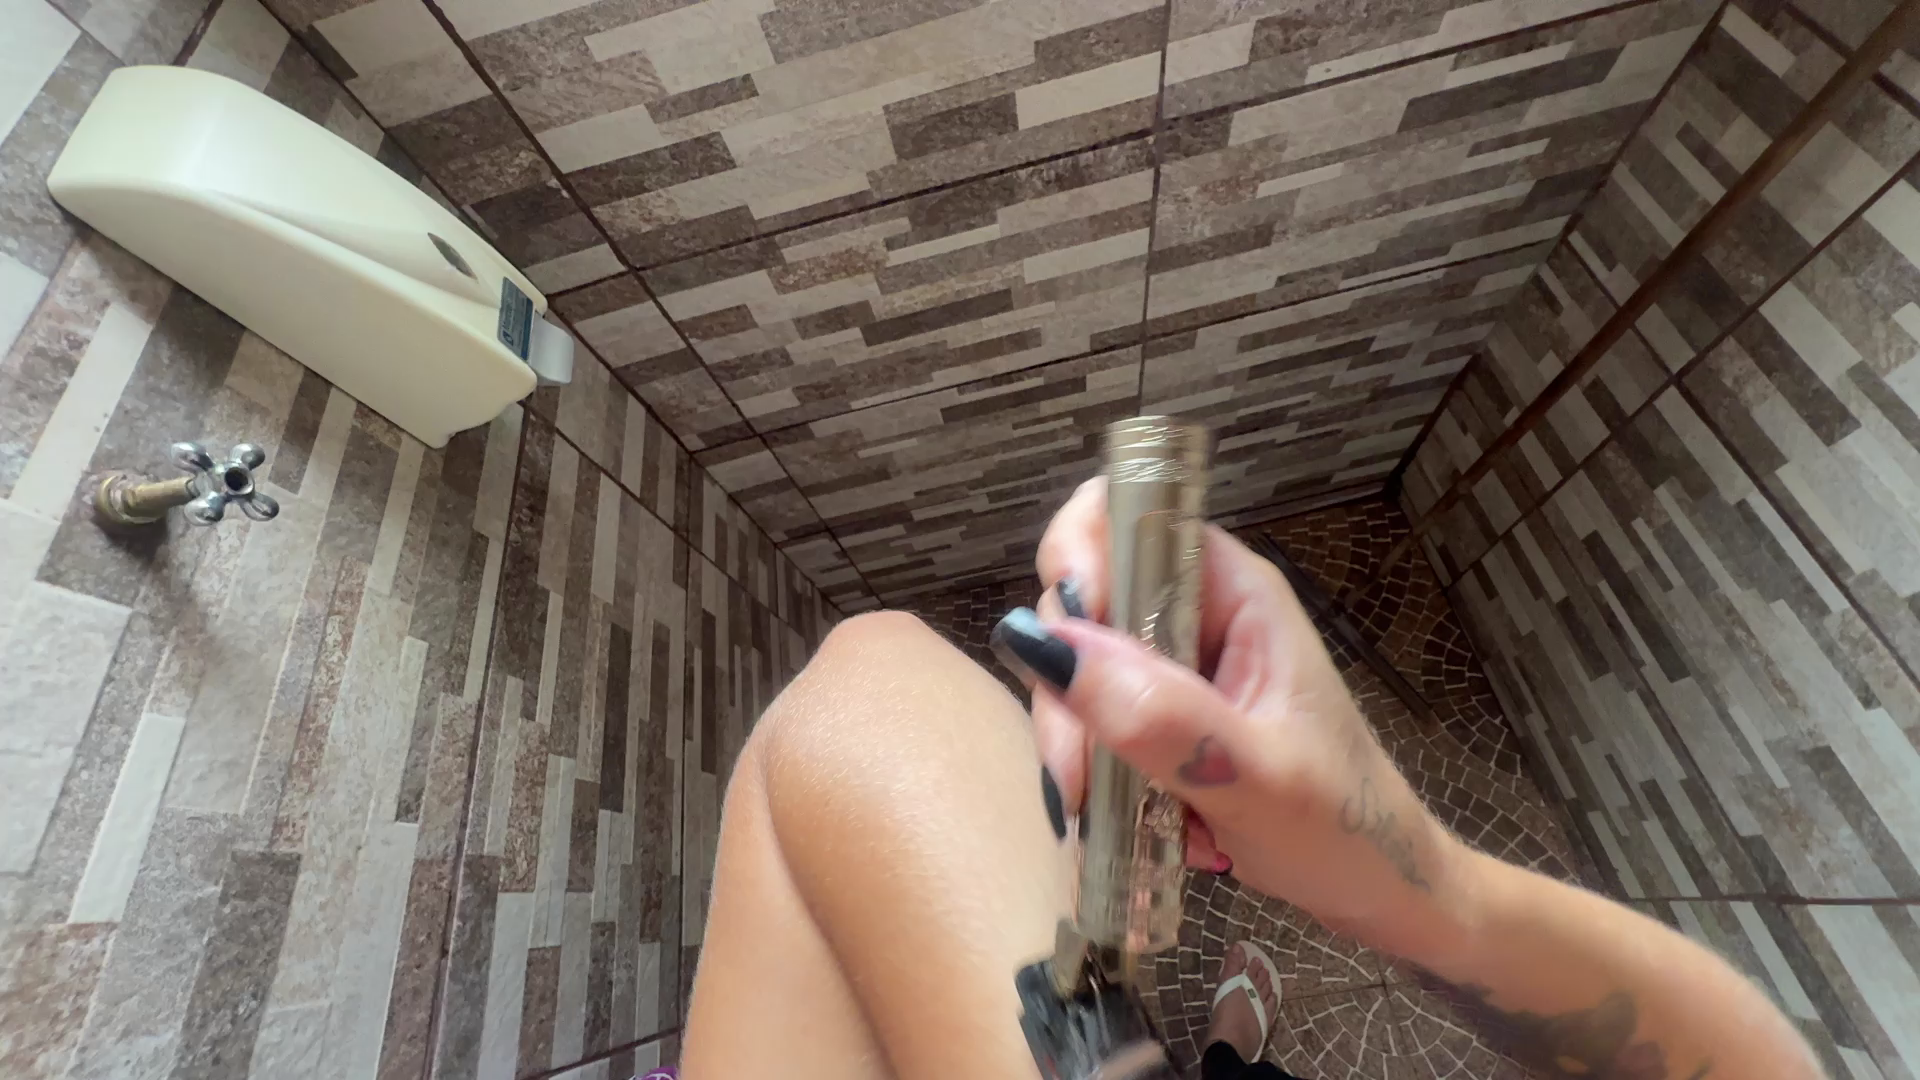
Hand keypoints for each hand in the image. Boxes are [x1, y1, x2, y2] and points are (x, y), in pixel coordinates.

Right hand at [999, 478, 1463, 952]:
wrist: (1367, 885)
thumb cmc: (1343, 828)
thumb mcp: (1256, 776)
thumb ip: (1158, 714)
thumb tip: (1043, 644)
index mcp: (1232, 590)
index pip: (1129, 517)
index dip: (1079, 550)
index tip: (1065, 628)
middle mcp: (1189, 609)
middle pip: (1083, 592)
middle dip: (1060, 673)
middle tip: (1073, 765)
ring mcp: (1164, 657)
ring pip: (1072, 656)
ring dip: (1067, 730)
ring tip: (1092, 806)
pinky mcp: (1148, 701)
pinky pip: (1082, 703)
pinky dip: (1079, 753)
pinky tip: (1104, 806)